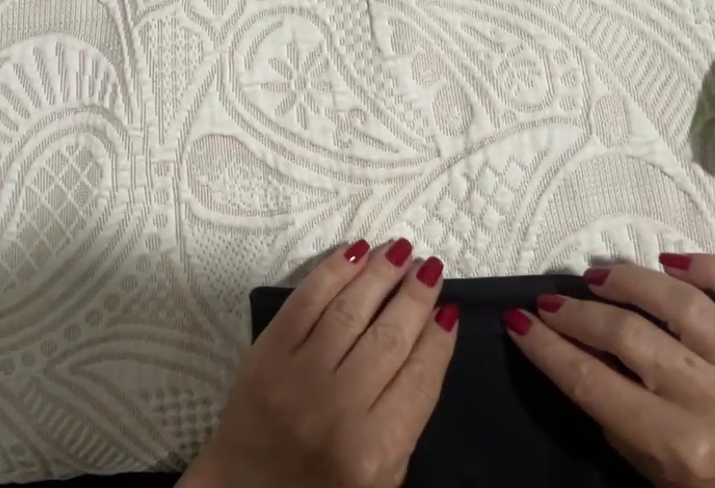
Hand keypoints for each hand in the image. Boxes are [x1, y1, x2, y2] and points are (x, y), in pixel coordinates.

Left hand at [179, 238, 457, 487]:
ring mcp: (296, 376)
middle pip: (389, 336)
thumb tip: (431, 334)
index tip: (449, 306)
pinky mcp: (265, 354)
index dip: (438, 337)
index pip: (420, 378)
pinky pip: (304, 301)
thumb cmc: (322, 485)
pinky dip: (332, 271)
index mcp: (373, 450)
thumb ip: (407, 412)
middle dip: (415, 295)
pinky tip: (355, 252)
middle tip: (431, 266)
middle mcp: (336, 409)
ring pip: (349, 310)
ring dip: (379, 273)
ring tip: (400, 250)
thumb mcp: (381, 473)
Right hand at [506, 254, 714, 487]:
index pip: (593, 382)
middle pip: (629, 335)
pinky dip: (711, 266)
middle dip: (575, 313)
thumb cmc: (710, 487)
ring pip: (681, 302)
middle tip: (549, 302)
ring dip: (629, 280)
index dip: (547, 347)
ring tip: (598, 278)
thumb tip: (565, 344)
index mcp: (682, 447)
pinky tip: (671, 261)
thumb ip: (608, 409)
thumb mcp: (648, 466)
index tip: (517, 320)